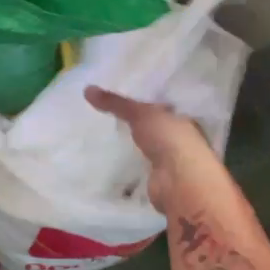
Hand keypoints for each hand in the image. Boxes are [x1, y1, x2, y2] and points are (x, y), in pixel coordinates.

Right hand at [85, 86, 212, 214]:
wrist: (179, 181)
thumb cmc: (169, 139)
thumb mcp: (141, 113)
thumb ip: (117, 103)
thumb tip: (87, 89)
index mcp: (182, 120)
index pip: (162, 108)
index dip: (144, 104)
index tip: (119, 101)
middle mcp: (179, 140)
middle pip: (153, 130)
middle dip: (135, 127)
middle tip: (105, 120)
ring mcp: (169, 163)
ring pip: (146, 151)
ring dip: (131, 149)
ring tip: (102, 141)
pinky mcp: (157, 181)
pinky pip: (138, 171)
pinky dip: (127, 170)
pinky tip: (109, 166)